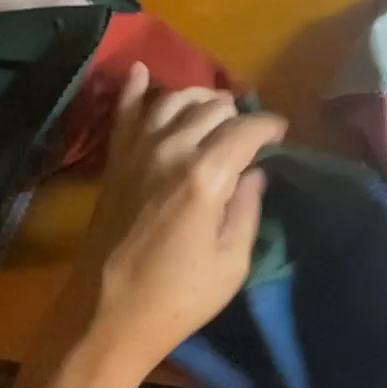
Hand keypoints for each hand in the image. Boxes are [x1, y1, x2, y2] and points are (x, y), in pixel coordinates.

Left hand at [54, 63, 283, 377]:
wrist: (104, 316)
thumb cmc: (176, 298)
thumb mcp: (231, 264)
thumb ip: (247, 209)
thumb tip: (254, 172)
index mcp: (205, 175)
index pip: (246, 129)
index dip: (270, 125)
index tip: (282, 132)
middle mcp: (172, 149)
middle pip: (212, 107)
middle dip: (238, 113)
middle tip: (249, 131)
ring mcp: (138, 150)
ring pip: (175, 99)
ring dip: (200, 98)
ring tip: (216, 110)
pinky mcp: (115, 159)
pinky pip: (126, 111)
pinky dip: (136, 88)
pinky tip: (142, 70)